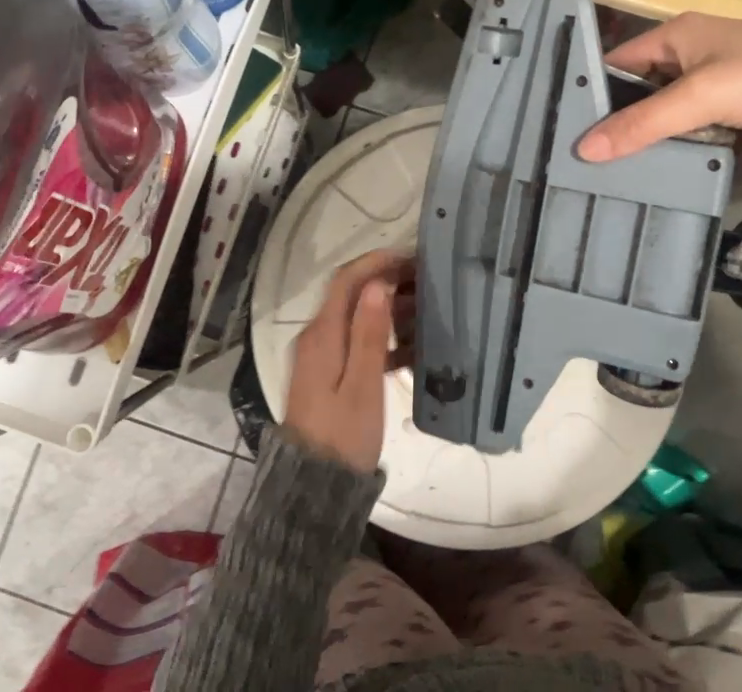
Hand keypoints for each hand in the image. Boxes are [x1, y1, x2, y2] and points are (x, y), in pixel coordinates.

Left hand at [284, 250, 415, 472]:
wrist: (313, 483)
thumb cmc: (342, 436)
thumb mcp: (362, 386)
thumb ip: (369, 335)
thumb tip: (377, 285)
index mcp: (321, 335)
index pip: (346, 281)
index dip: (376, 263)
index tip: (411, 258)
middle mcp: (316, 337)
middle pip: (351, 296)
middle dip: (387, 283)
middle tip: (428, 284)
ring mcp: (321, 356)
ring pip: (357, 319)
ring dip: (389, 311)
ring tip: (428, 313)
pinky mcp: (329, 374)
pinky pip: (358, 343)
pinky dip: (384, 339)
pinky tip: (414, 349)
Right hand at [579, 13, 741, 162]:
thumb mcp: (702, 97)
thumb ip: (642, 123)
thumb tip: (582, 151)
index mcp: (677, 34)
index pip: (615, 62)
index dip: (589, 92)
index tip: (561, 130)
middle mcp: (691, 53)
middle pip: (637, 90)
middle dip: (614, 122)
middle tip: (580, 161)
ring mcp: (715, 83)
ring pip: (664, 113)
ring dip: (645, 138)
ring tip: (608, 173)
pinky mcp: (735, 110)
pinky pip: (691, 127)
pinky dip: (675, 145)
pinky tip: (656, 170)